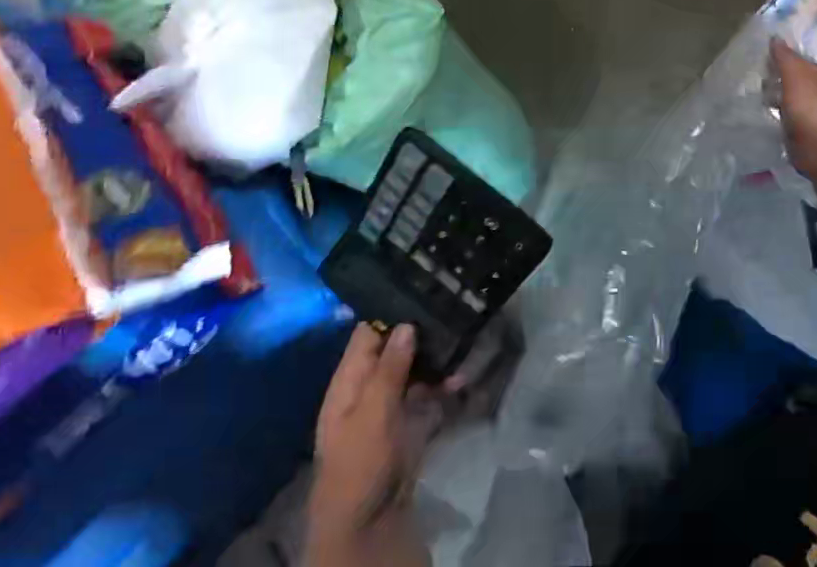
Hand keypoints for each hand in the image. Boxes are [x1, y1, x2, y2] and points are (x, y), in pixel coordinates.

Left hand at [308, 323, 460, 566]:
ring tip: (468, 342)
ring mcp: (391, 409)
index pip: (367, 335)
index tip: (423, 289)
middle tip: (455, 309)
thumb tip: (405, 324)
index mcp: (348, 384)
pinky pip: (430, 397)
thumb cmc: (360, 465)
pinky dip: (445, 387)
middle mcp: (369, 391)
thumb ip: (389, 369)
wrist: (368, 527)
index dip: (391, 312)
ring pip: (416, 372)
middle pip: (396, 350)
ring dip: (439, 360)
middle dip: (423, 334)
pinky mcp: (411, 427)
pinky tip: (464, 380)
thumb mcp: (372, 414)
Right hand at [771, 38, 816, 189]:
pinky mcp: (815, 145)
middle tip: (753, 85)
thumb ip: (786, 61)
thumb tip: (776, 37)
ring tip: (756, 106)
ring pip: (797, 107)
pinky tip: (771, 129)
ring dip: (781, 105)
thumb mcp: (797, 81)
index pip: (800, 62)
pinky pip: (795, 129)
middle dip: (780, 83)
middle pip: (799, 84)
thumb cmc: (815, 117)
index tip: (758, 62)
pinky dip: (784, 126)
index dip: (781, 60)